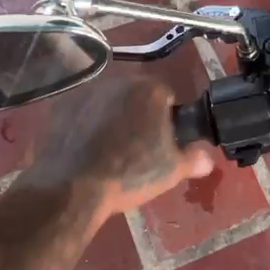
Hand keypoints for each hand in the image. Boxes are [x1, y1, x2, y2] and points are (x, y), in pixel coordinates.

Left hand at [23, 76, 213, 217]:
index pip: (167, 96)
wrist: (72, 188)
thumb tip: (207, 158)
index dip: (167, 120)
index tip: (161, 143)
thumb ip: (195, 158)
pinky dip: (86, 125)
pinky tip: (86, 150)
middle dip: (139, 115)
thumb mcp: (172, 171)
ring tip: (109, 151)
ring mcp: (88, 92)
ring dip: (112, 118)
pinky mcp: (62, 106)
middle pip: (137, 96)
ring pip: (109, 103)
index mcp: (150, 90)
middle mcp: (119, 82)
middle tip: (137, 148)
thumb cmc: (130, 175)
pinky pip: (83, 112)